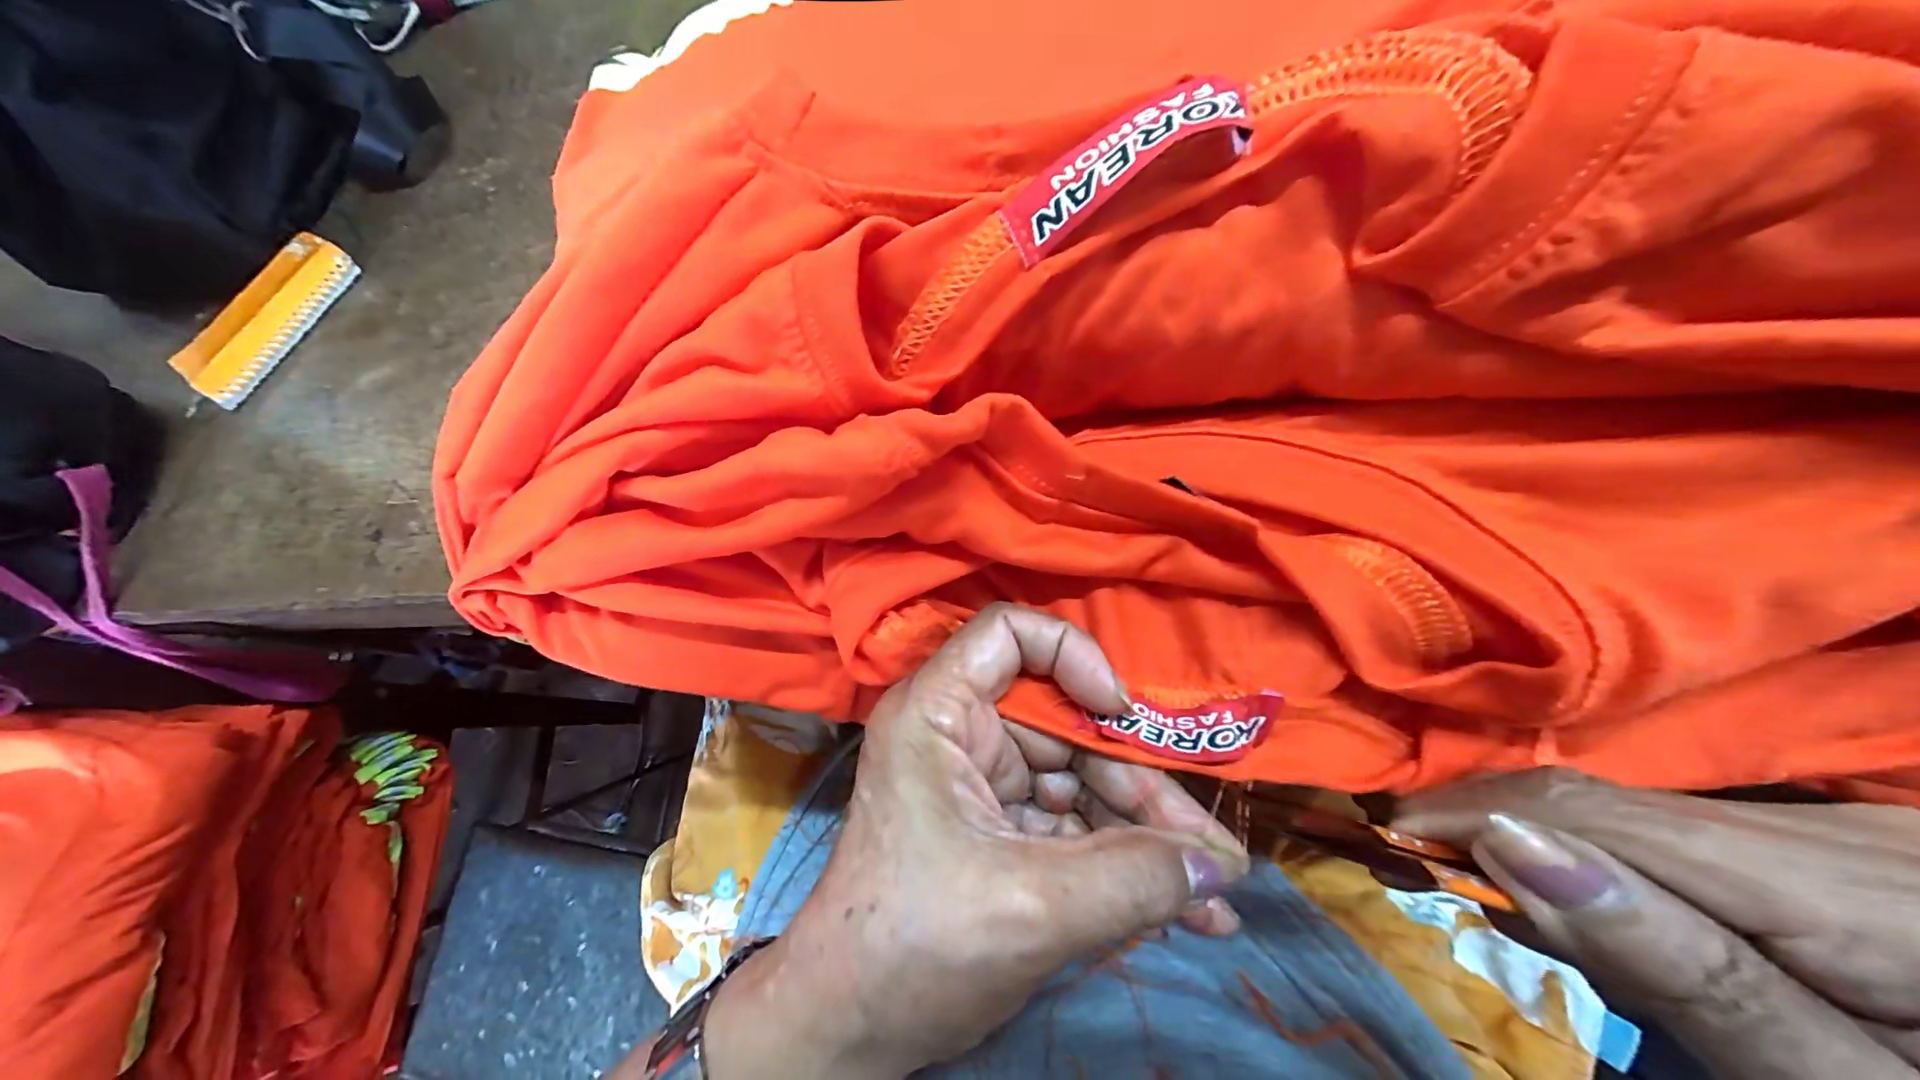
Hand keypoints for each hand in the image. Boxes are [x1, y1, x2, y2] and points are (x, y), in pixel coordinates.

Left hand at [700, 604, 1251, 1079]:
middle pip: (1068, 725)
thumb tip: (1216, 866)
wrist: (848, 1029)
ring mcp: (983, 784)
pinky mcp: (1001, 832)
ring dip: (1147, 836)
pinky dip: (1124, 863)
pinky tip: (1184, 910)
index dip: (1073, 655)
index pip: (1009, 634)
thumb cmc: (912, 947)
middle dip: (1140, 788)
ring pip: (1080, 781)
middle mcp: (961, 734)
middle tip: (1211, 852)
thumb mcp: (1028, 908)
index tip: (1120, 714)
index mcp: (939, 715)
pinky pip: (1074, 827)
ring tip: (1214, 892)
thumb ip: (1130, 880)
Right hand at [1395, 769, 1919, 1078]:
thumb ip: (1682, 972)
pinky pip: (1664, 825)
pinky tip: (1572, 890)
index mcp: (1857, 889)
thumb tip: (1509, 845)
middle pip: (1609, 800)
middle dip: (1493, 825)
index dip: (1478, 814)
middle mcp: (1838, 826)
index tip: (1386, 838)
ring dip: (1533, 838)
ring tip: (1474, 878)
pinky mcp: (1822, 844)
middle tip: (1410, 863)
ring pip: (1626, 804)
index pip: (1604, 814)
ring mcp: (1834, 828)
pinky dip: (1590, 852)